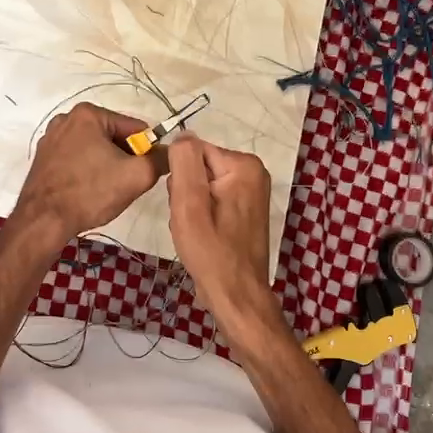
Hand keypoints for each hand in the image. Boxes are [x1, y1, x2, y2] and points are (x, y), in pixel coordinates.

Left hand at [7, 103, 165, 248]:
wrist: (43, 221)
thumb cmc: (90, 192)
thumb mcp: (137, 176)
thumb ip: (160, 160)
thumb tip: (171, 153)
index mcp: (88, 113)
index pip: (134, 127)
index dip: (147, 150)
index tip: (147, 173)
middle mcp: (66, 119)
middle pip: (113, 137)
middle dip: (125, 159)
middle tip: (126, 184)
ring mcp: (51, 139)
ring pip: (94, 150)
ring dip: (107, 167)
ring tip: (107, 191)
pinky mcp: (43, 159)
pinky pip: (76, 160)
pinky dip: (87, 173)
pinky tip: (88, 192)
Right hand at [166, 136, 283, 342]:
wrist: (235, 297)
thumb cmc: (211, 252)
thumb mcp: (189, 203)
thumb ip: (184, 162)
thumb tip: (181, 136)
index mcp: (243, 165)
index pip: (193, 152)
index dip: (180, 178)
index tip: (183, 206)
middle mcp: (252, 172)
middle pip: (197, 167)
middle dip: (185, 192)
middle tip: (189, 221)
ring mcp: (251, 192)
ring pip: (201, 185)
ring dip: (190, 206)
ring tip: (196, 232)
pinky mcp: (245, 210)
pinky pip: (210, 200)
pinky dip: (200, 216)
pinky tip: (202, 236)